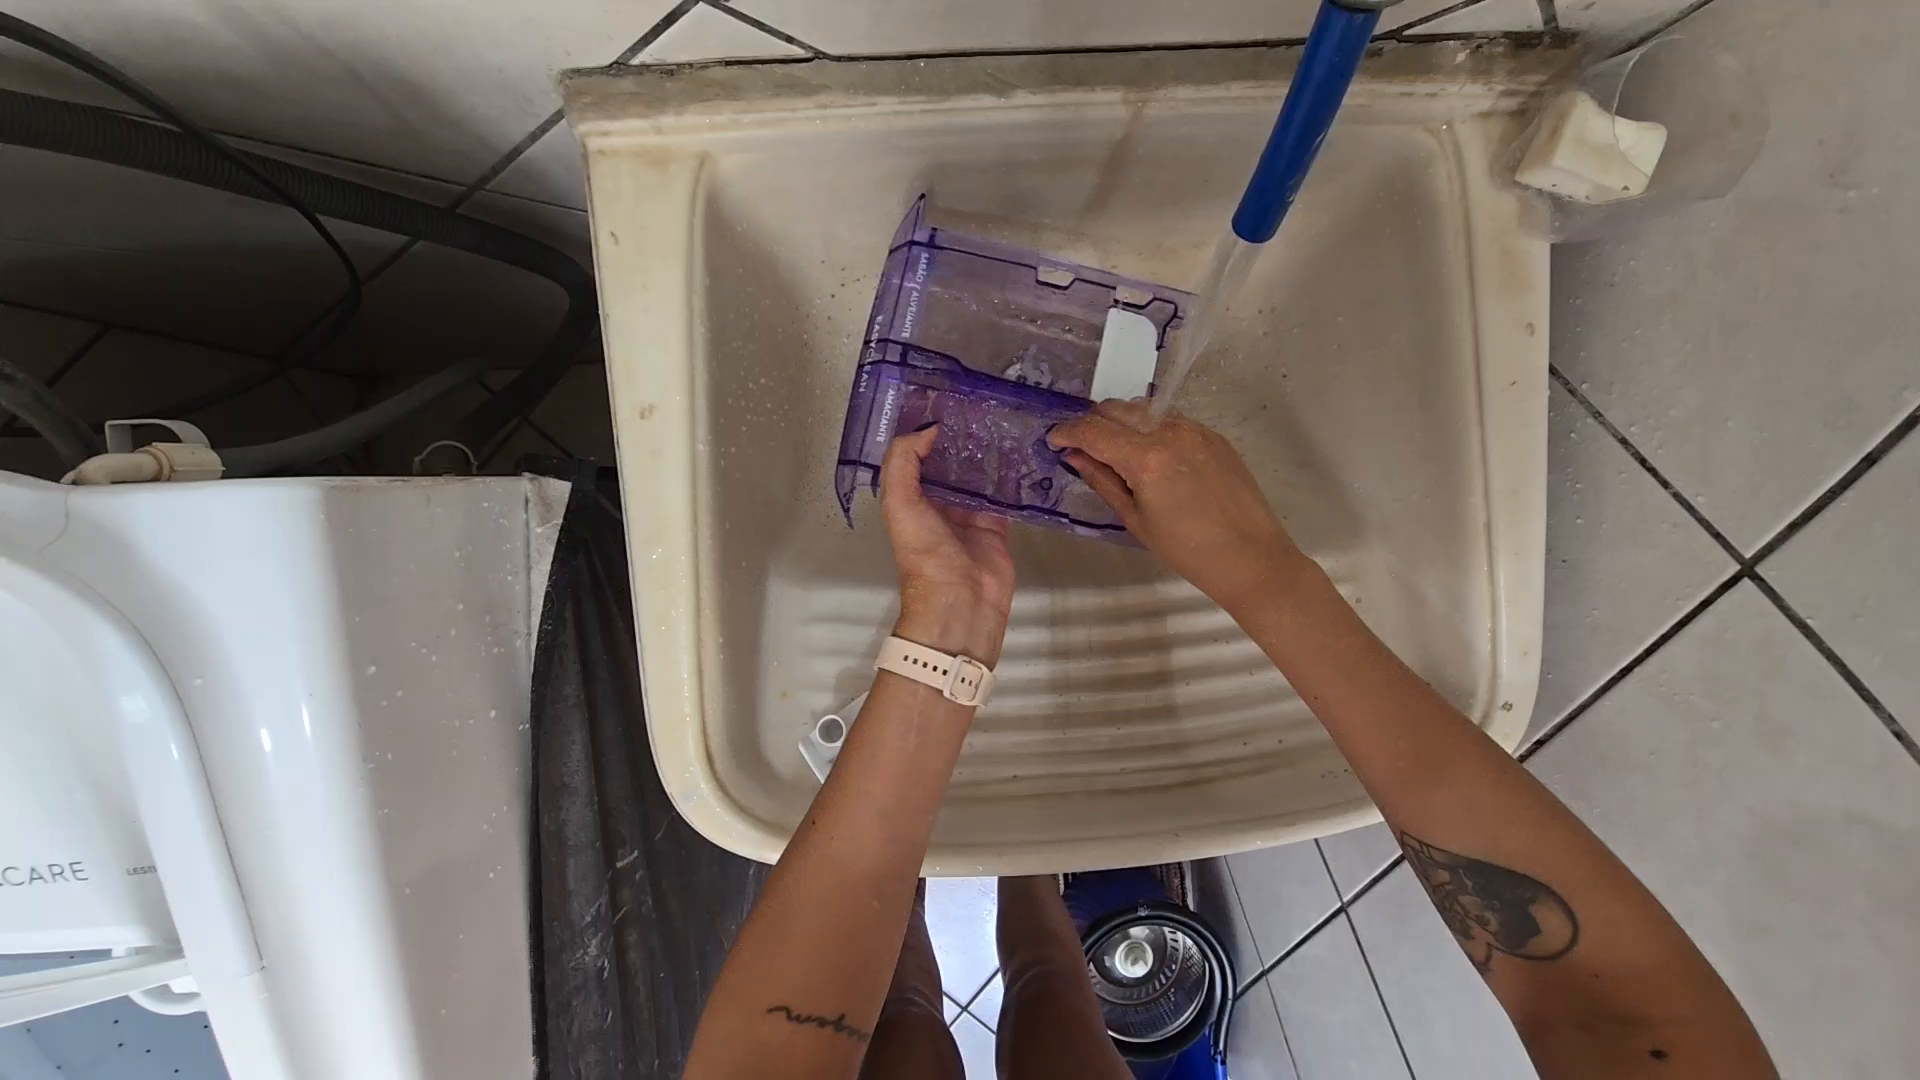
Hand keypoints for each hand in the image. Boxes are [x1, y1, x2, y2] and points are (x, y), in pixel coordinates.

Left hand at [879, 425, 1014, 665]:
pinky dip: (1011, 476)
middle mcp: (938, 504)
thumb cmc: (925, 553)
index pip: (916, 457)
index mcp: (910, 499)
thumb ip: (904, 462)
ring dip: (987, 453)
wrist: (961, 601)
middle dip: (961, 439)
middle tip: (981, 405)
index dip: (925, 431)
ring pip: (978, 475)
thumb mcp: (900, 503)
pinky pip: (1003, 494)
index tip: (944, 401)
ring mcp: (969, 514)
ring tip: (1002, 420)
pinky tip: (1021, 451)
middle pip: (950, 463)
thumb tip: (928, 430)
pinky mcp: (997, 524)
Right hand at [1047, 399, 1314, 616]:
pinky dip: (1148, 427)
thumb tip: (1074, 456)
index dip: (1067, 432)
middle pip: (1116, 409)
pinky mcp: (1213, 435)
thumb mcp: (1135, 518)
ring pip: (1143, 409)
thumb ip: (1102, 479)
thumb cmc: (1187, 550)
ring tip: (1111, 448)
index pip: (1094, 431)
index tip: (1053, 440)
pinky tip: (1147, 453)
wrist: (1252, 558)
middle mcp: (1170, 432)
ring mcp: (1195, 429)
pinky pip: (1169, 419)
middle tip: (1078, 445)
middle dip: (1091, 422)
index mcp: (1146, 458)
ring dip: (1119, 421)